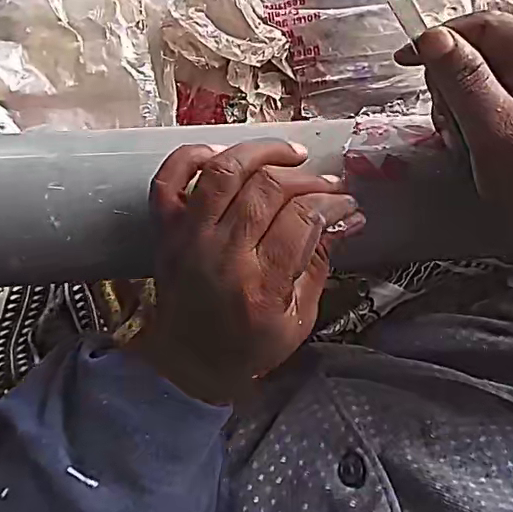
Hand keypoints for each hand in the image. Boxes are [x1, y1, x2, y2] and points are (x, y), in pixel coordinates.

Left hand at [133, 140, 364, 403]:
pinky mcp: (165, 227)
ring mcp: (188, 236)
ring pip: (222, 173)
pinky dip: (191, 156)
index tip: (345, 202)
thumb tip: (347, 217)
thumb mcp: (298, 317)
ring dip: (259, 152)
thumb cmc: (248, 344)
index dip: (331, 202)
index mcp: (260, 285)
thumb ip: (319, 262)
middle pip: (266, 189)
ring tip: (288, 154)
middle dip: (305, 179)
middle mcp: (221, 254)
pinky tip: (221, 154)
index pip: (302, 219)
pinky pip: (168, 178)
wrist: (189, 359)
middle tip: (324, 183)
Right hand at [393, 12, 512, 296]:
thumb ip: (464, 80)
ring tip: (460, 138)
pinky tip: (468, 143)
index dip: (445, 36)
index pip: (491, 26)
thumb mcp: (495, 132)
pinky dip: (465, 119)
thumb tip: (433, 35)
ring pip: (476, 77)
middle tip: (447, 118)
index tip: (406, 60)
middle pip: (481, 50)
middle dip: (450, 80)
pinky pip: (483, 102)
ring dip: (455, 104)